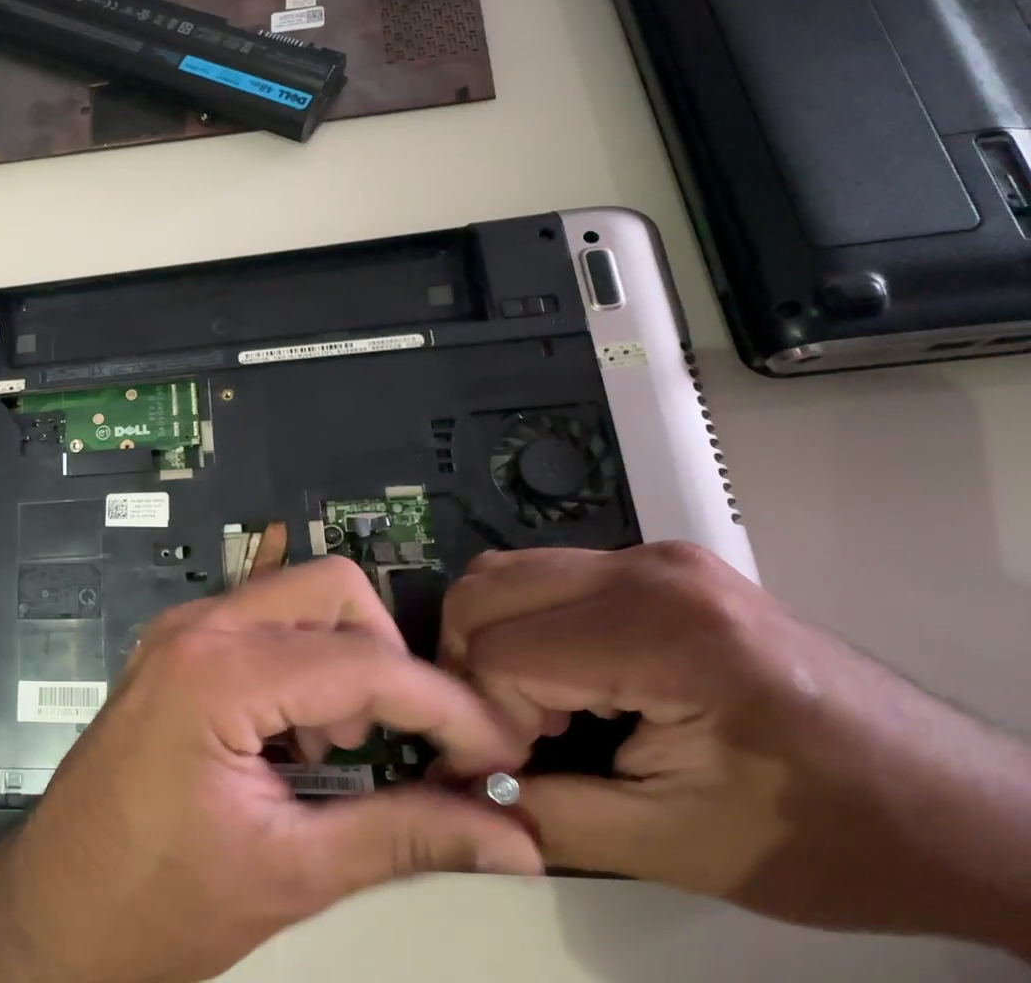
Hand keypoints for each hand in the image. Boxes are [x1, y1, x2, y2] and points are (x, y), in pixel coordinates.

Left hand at [0, 557, 540, 982]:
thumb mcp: (291, 872)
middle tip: (413, 741)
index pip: (366, 664)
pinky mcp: (170, 655)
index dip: (449, 709)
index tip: (499, 754)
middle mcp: (194, 631)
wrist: (54, 913)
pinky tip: (300, 739)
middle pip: (331, 590)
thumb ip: (406, 836)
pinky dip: (302, 663)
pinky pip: (258, 625)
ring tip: (345, 751)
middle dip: (391, 657)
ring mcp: (176, 636)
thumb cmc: (152, 902)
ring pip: (295, 599)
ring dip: (345, 658)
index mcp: (216, 674)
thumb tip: (507, 834)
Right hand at [444, 543, 1030, 955]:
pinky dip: (529, 632)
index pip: (497, 651)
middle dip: (469, 669)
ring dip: (495, 647)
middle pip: (484, 592)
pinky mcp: (665, 570)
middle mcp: (649, 569)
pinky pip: (550, 581)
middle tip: (507, 739)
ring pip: (507, 576)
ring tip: (539, 716)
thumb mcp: (675, 846)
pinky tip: (573, 691)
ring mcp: (659, 560)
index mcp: (661, 631)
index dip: (482, 720)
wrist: (960, 811)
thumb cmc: (830, 838)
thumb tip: (446, 793)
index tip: (509, 776)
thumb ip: (542, 814)